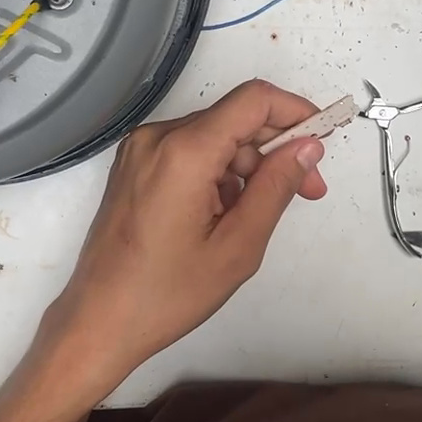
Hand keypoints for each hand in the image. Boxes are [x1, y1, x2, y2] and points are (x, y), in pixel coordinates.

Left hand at [40, 80, 329, 393]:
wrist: (97, 321)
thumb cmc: (166, 294)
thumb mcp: (238, 246)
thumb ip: (277, 187)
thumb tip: (307, 147)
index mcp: (183, 152)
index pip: (253, 100)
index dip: (296, 111)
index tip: (324, 138)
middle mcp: (158, 137)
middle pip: (235, 118)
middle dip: (277, 148)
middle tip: (309, 190)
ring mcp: (141, 150)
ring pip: (215, 135)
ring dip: (248, 165)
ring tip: (262, 213)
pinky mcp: (135, 165)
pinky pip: (190, 151)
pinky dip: (219, 172)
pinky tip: (227, 211)